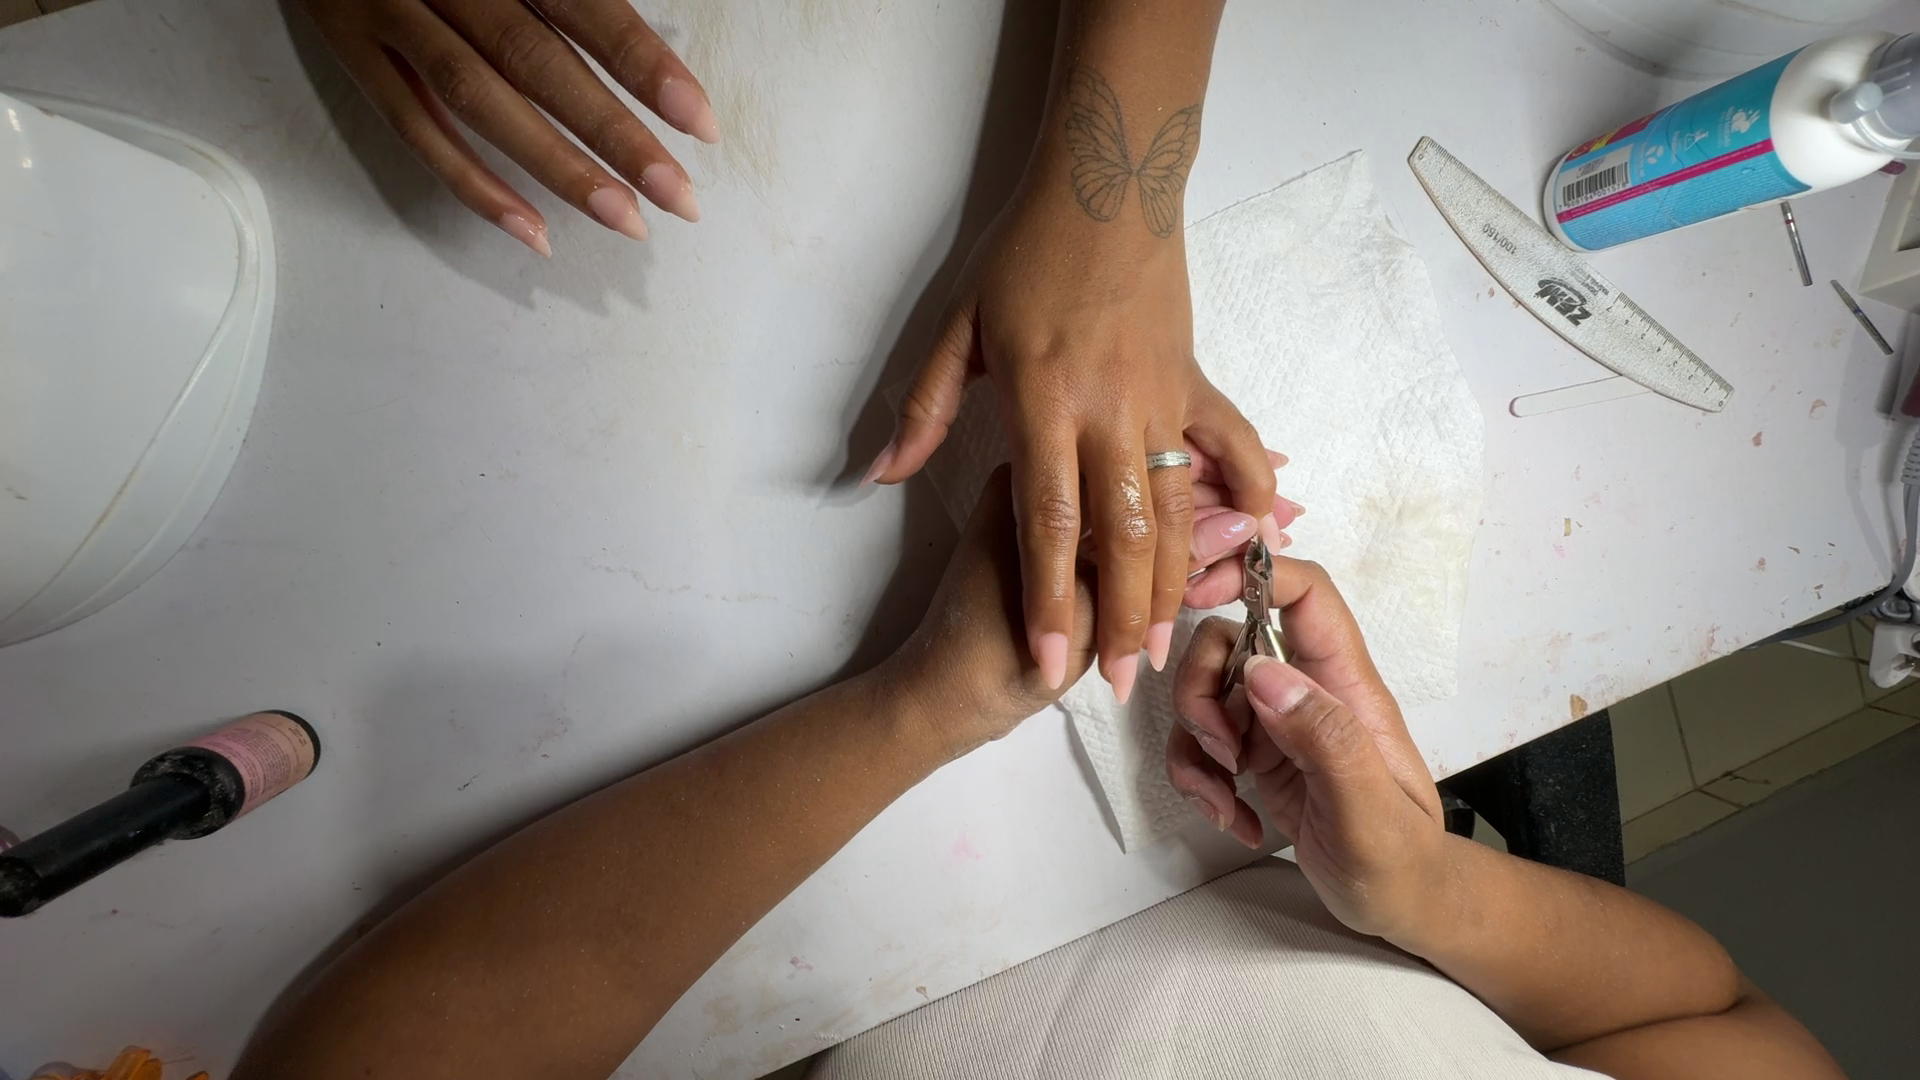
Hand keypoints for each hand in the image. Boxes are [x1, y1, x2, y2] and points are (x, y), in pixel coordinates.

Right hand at [297, 0, 716, 254]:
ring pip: (479, 98)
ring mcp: (383, 7)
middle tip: (681, 198)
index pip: (583, 3)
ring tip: (629, 222)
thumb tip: (644, 53)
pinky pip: (413, 127)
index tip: (703, 125)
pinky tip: (536, 234)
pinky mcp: (347, 47)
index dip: (644, 64)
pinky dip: (474, 185)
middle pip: (536, 61)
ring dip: (559, 169)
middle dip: (617, 136)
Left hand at [867, 171, 1279, 704]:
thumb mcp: (957, 329)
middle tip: (1124, 681)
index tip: (1050, 665)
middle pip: (1122, 533)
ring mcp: (1161, 397)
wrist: (1107, 182)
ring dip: (1177, 576)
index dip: (1050, 602)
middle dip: (1123, 615)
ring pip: (1179, 504)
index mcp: (1044, 403)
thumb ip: (922, 410)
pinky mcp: (1194, 378)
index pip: (1049, 524)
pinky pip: (1229, 439)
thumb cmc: (1025, 256)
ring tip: (1173, 637)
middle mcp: (1108, 411)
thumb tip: (877, 474)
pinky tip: (1261, 529)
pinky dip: (1247, 484)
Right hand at [1165, 559, 1446, 941]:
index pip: (1304, 594)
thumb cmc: (1401, 861)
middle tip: (1224, 752)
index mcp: (1343, 682)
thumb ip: (1326, 738)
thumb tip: (1261, 672)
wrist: (1399, 906)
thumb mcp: (1370, 811)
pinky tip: (1233, 817)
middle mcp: (1302, 687)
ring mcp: (1270, 719)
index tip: (1196, 593)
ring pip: (1199, 691)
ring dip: (1195, 745)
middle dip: (1199, 693)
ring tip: (1227, 801)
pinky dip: (1197, 778)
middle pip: (1225, 642)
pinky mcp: (1246, 751)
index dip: (1252, 574)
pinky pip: (1195, 741)